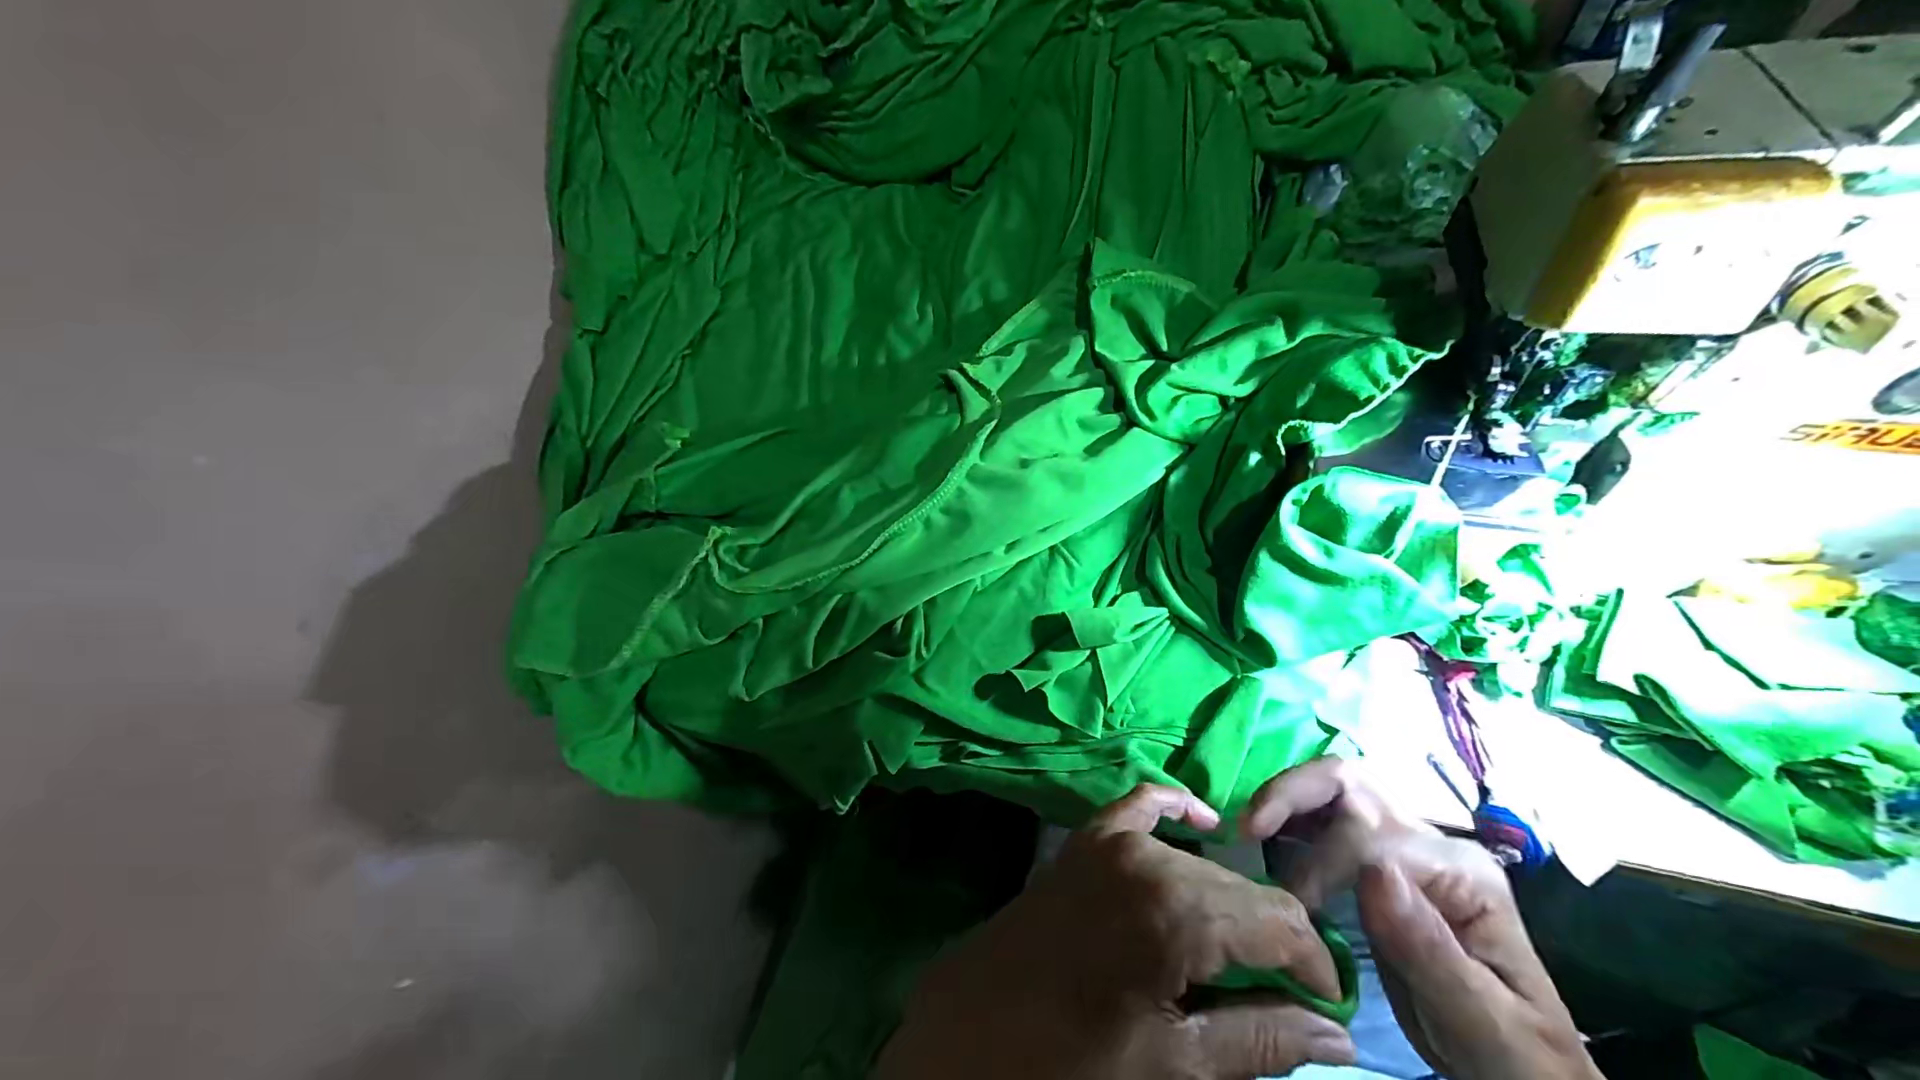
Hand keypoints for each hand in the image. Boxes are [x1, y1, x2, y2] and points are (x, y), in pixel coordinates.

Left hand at [875, 783, 1357, 1079]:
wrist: (971, 1029)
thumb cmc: (1071, 1057)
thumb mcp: (1173, 1065)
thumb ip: (1261, 1039)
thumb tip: (1341, 1038)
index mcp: (1176, 914)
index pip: (1279, 923)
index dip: (1313, 967)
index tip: (1324, 1009)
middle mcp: (1148, 860)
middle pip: (1243, 891)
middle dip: (1273, 942)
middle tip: (1281, 994)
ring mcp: (1111, 840)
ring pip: (1203, 863)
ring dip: (1229, 903)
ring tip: (1235, 956)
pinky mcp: (1085, 837)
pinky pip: (1143, 802)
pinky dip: (1176, 811)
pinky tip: (1201, 823)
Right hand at [1244, 758, 1603, 1079]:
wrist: (1516, 1065)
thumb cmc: (1507, 1051)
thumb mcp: (1482, 1020)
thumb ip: (1429, 948)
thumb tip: (1375, 872)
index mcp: (1459, 871)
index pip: (1370, 839)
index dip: (1320, 867)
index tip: (1291, 913)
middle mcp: (1429, 844)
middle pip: (1351, 785)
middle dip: (1292, 794)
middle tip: (1245, 827)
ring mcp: (1401, 848)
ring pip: (1333, 790)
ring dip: (1284, 800)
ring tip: (1244, 831)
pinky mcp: (1374, 862)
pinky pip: (1324, 820)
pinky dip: (1287, 820)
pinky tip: (1262, 842)